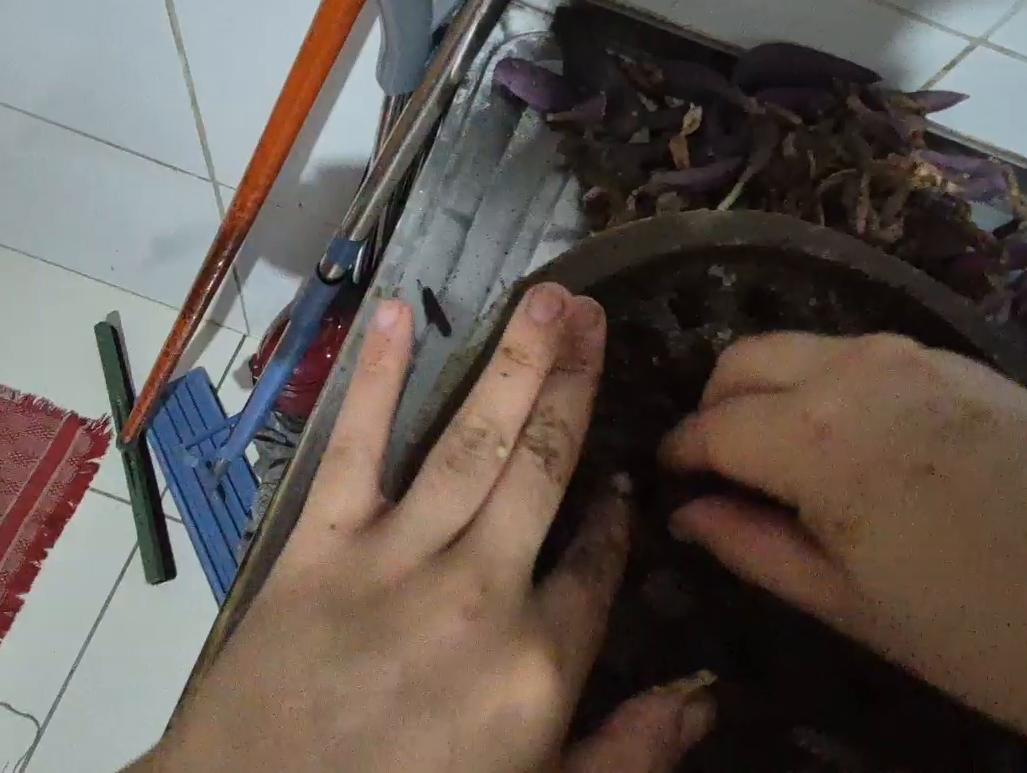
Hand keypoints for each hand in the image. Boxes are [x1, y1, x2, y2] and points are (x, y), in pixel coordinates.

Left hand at [143, 284, 713, 772]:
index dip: (616, 514)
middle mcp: (479, 590)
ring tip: (547, 299)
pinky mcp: (320, 541)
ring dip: (515, 362)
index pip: (598, 563)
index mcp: (536, 662)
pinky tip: (398, 313)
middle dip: (574, 382)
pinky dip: (377, 378)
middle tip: (593, 310)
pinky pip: (355, 447)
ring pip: (473, 441)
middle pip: (544, 466)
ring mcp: (397, 556)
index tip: (623, 476)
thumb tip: (707, 692)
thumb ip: (628, 753)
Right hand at [662, 332, 1026, 772]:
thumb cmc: (1001, 640)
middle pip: (741, 360)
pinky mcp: (962, 358)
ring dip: (771, 390)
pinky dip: (827, 384)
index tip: (667, 477)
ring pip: (799, 349)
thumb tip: (684, 513)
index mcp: (816, 435)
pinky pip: (860, 355)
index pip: (709, 426)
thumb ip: (753, 548)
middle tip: (722, 466)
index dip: (678, 453)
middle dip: (714, 406)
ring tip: (788, 457)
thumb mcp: (856, 609)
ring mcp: (913, 354)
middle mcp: (853, 370)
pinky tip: (860, 443)